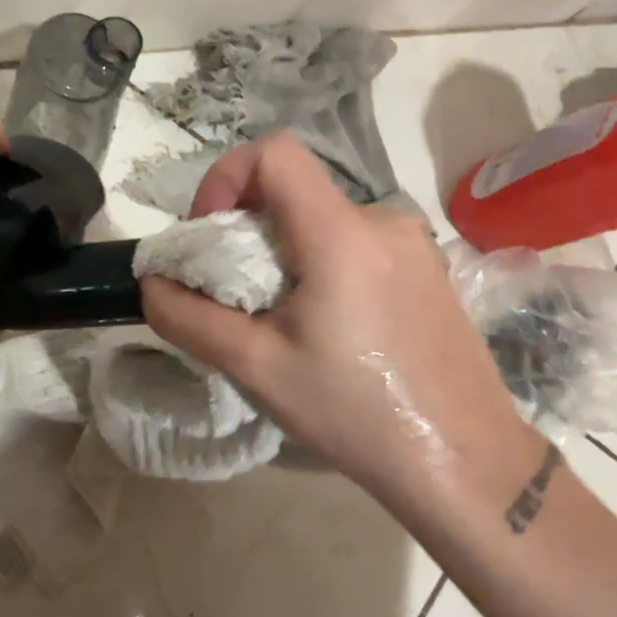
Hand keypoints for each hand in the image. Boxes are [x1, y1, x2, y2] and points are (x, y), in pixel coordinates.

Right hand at [141, 131, 526, 497]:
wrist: (464, 463)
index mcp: (340, 233)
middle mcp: (382, 221)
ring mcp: (413, 244)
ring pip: (324, 221)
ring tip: (280, 321)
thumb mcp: (256, 368)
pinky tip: (329, 330)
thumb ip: (188, 318)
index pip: (273, 152)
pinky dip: (322, 266)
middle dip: (247, 228)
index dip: (226, 177)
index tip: (211, 235)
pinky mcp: (428, 270)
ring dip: (284, 252)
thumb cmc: (355, 412)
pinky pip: (357, 245)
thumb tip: (152, 282)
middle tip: (234, 293)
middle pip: (294, 191)